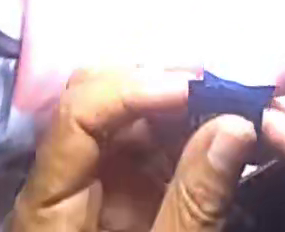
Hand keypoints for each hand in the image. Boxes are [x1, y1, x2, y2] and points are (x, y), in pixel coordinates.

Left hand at [14, 69, 258, 231]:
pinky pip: (144, 139)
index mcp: (47, 201)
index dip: (135, 87)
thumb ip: (195, 202)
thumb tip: (237, 124)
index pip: (79, 110)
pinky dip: (180, 125)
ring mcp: (88, 176)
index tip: (195, 86)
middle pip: (99, 97)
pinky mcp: (116, 188)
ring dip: (176, 98)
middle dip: (160, 81)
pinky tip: (214, 120)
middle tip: (222, 82)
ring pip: (124, 110)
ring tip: (226, 95)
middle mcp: (61, 172)